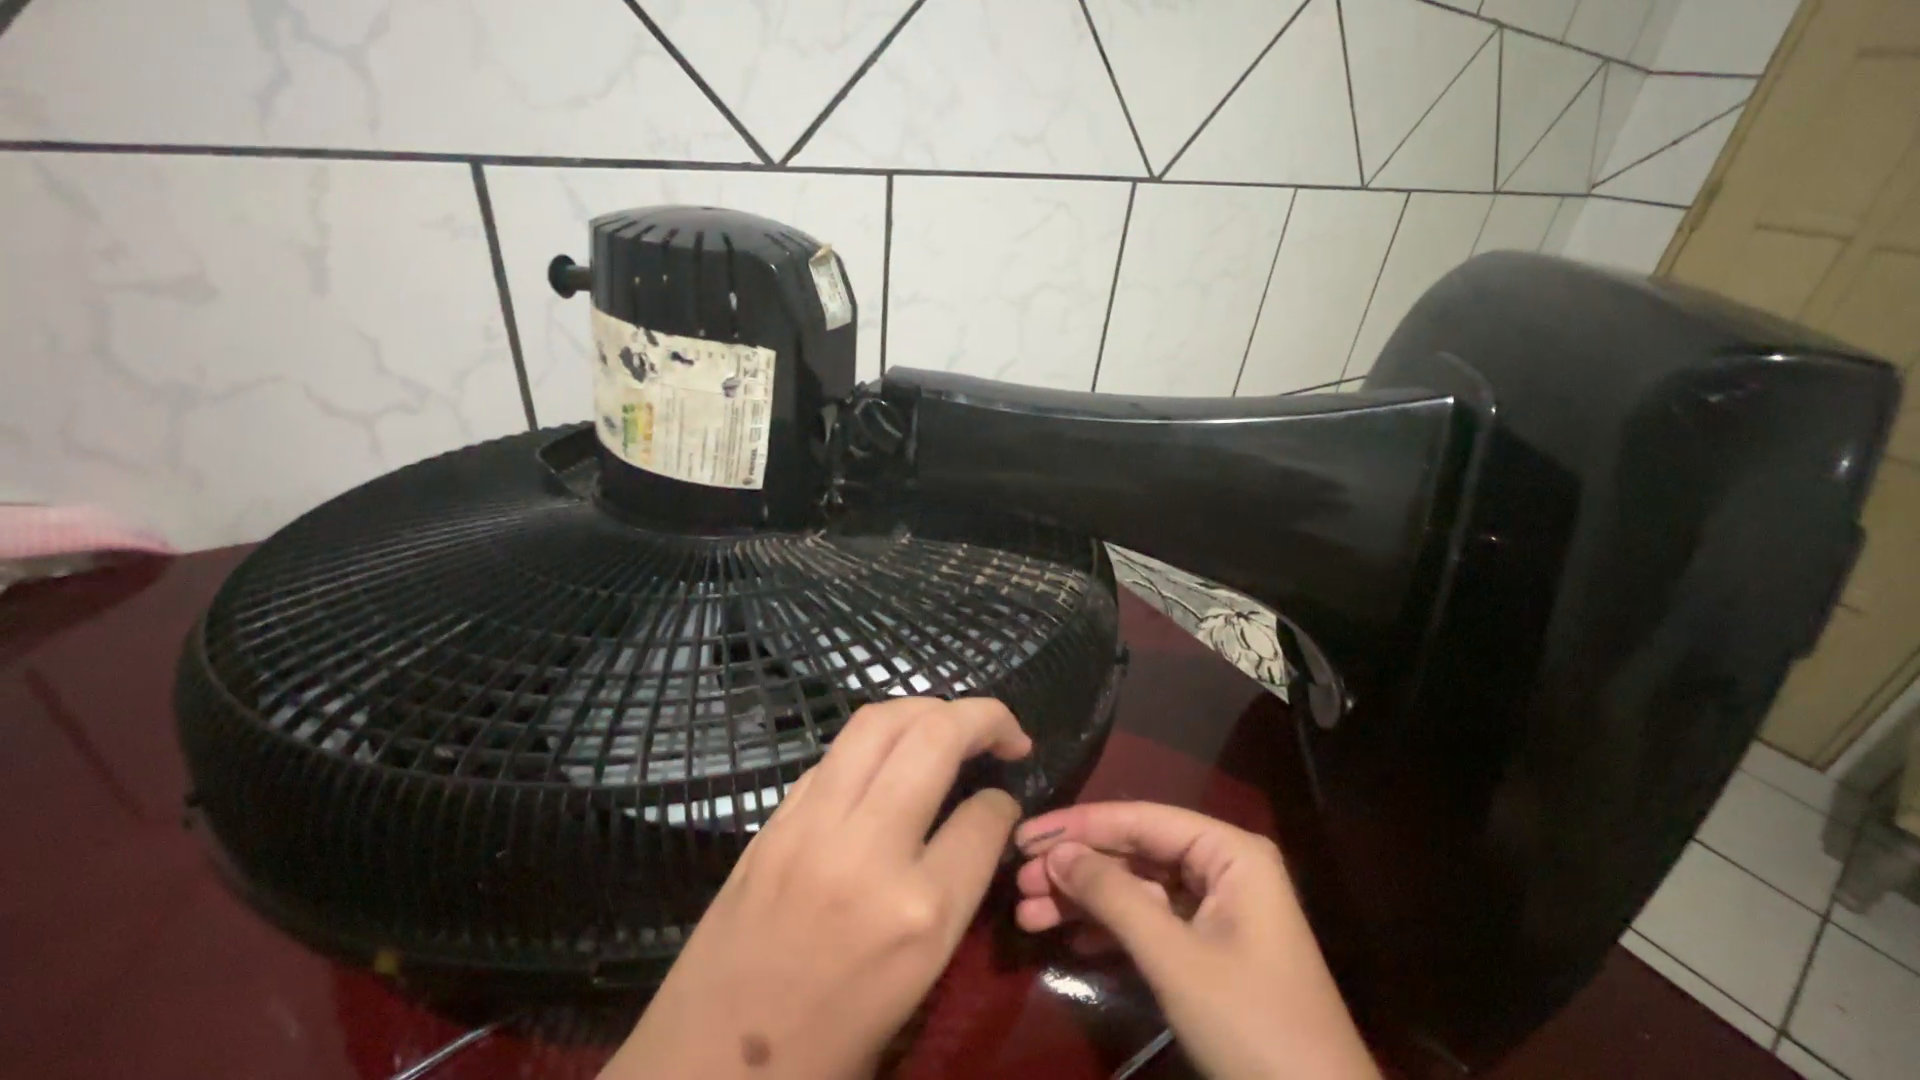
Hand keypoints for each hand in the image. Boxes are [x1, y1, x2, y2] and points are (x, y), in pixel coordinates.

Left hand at [602, 697, 1031, 1079]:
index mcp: (920, 912)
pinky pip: (833, 755)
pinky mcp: (772, 823)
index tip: (1004, 800)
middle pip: (935, 737)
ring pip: (877, 723)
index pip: (986, 815)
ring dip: (925, 708)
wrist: (712, 1066)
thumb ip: (956, 890)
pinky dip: (873, 742)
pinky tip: (886, 762)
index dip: (1006, 800)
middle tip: (1005, 733)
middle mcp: (868, 852)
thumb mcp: (921, 978)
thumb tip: (977, 823)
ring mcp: (812, 827)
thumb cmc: (833, 1040)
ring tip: (949, 725)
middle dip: (984, 716)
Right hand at [1014, 802, 1379, 1079]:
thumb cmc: (1251, 1024)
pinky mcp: (1211, 948)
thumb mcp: (1174, 957)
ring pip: (1138, 888)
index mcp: (1228, 852)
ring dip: (1085, 900)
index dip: (1078, 825)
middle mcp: (1223, 868)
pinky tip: (1069, 941)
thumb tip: (1057, 851)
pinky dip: (1110, 930)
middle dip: (1077, 867)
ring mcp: (1218, 910)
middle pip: (1136, 851)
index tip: (1023, 834)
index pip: (1140, 819)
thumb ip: (1114, 897)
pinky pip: (1151, 922)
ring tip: (1027, 913)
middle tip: (1018, 881)